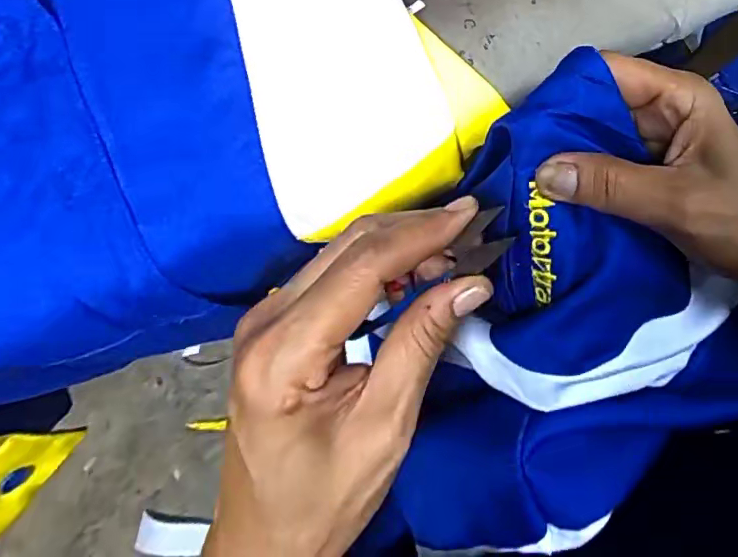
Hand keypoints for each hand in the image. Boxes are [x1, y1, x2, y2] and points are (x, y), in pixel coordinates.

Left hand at [204, 201, 494, 556]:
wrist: (264, 541)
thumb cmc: (324, 495)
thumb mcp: (385, 424)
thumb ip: (423, 342)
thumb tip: (472, 282)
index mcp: (284, 352)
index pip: (364, 266)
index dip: (423, 233)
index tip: (472, 215)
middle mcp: (266, 321)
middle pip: (353, 245)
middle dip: (418, 229)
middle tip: (472, 231)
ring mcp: (267, 317)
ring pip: (346, 247)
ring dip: (404, 240)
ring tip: (452, 253)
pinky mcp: (278, 320)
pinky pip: (339, 266)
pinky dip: (385, 257)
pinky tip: (417, 270)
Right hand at [533, 53, 737, 289]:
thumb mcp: (674, 202)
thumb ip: (610, 183)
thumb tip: (541, 169)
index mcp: (680, 96)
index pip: (611, 71)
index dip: (568, 89)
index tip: (526, 122)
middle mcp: (668, 109)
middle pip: (602, 103)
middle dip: (562, 128)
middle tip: (514, 158)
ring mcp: (662, 141)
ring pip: (603, 136)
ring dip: (570, 156)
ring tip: (522, 180)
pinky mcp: (657, 171)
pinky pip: (613, 165)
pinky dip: (588, 179)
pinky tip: (555, 199)